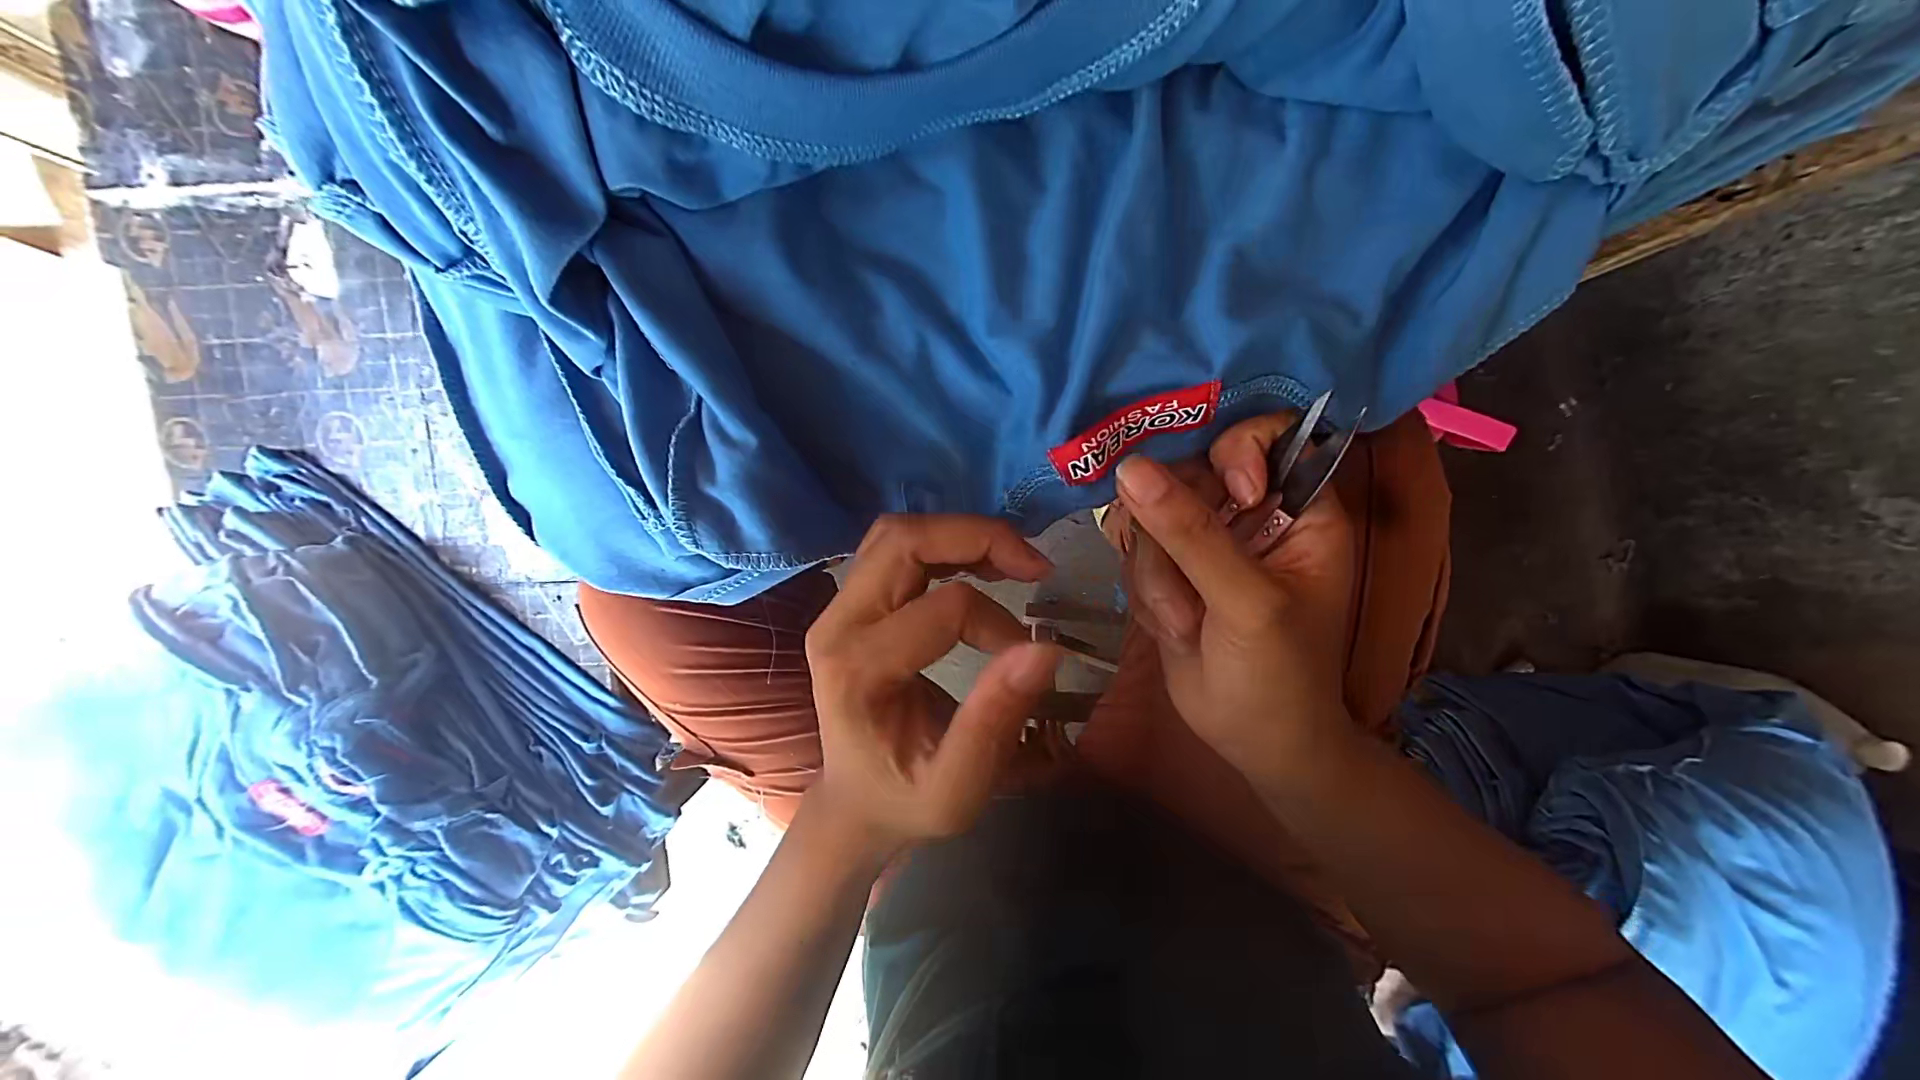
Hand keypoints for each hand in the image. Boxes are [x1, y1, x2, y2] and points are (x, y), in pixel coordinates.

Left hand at [803, 515, 1062, 856]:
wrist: (857, 803)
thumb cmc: (906, 800)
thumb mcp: (958, 786)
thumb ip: (994, 721)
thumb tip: (1045, 649)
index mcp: (858, 670)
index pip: (943, 607)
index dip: (999, 623)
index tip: (1027, 658)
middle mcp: (837, 625)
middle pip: (904, 541)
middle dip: (978, 537)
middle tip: (1035, 565)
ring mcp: (838, 608)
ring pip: (898, 534)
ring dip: (961, 535)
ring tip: (1014, 562)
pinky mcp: (851, 603)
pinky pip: (896, 548)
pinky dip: (944, 543)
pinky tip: (983, 565)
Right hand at [1114, 423, 1356, 785]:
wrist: (1250, 740)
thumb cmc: (1278, 673)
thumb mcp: (1246, 600)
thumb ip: (1191, 533)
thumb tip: (1131, 468)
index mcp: (1297, 508)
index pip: (1264, 437)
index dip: (1236, 454)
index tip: (1231, 494)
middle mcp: (1246, 513)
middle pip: (1186, 474)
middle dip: (1176, 538)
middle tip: (1188, 591)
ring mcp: (1200, 540)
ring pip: (1147, 518)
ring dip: (1159, 579)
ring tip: (1187, 624)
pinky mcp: (1165, 568)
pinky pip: (1133, 552)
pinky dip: (1148, 594)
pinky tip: (1174, 629)